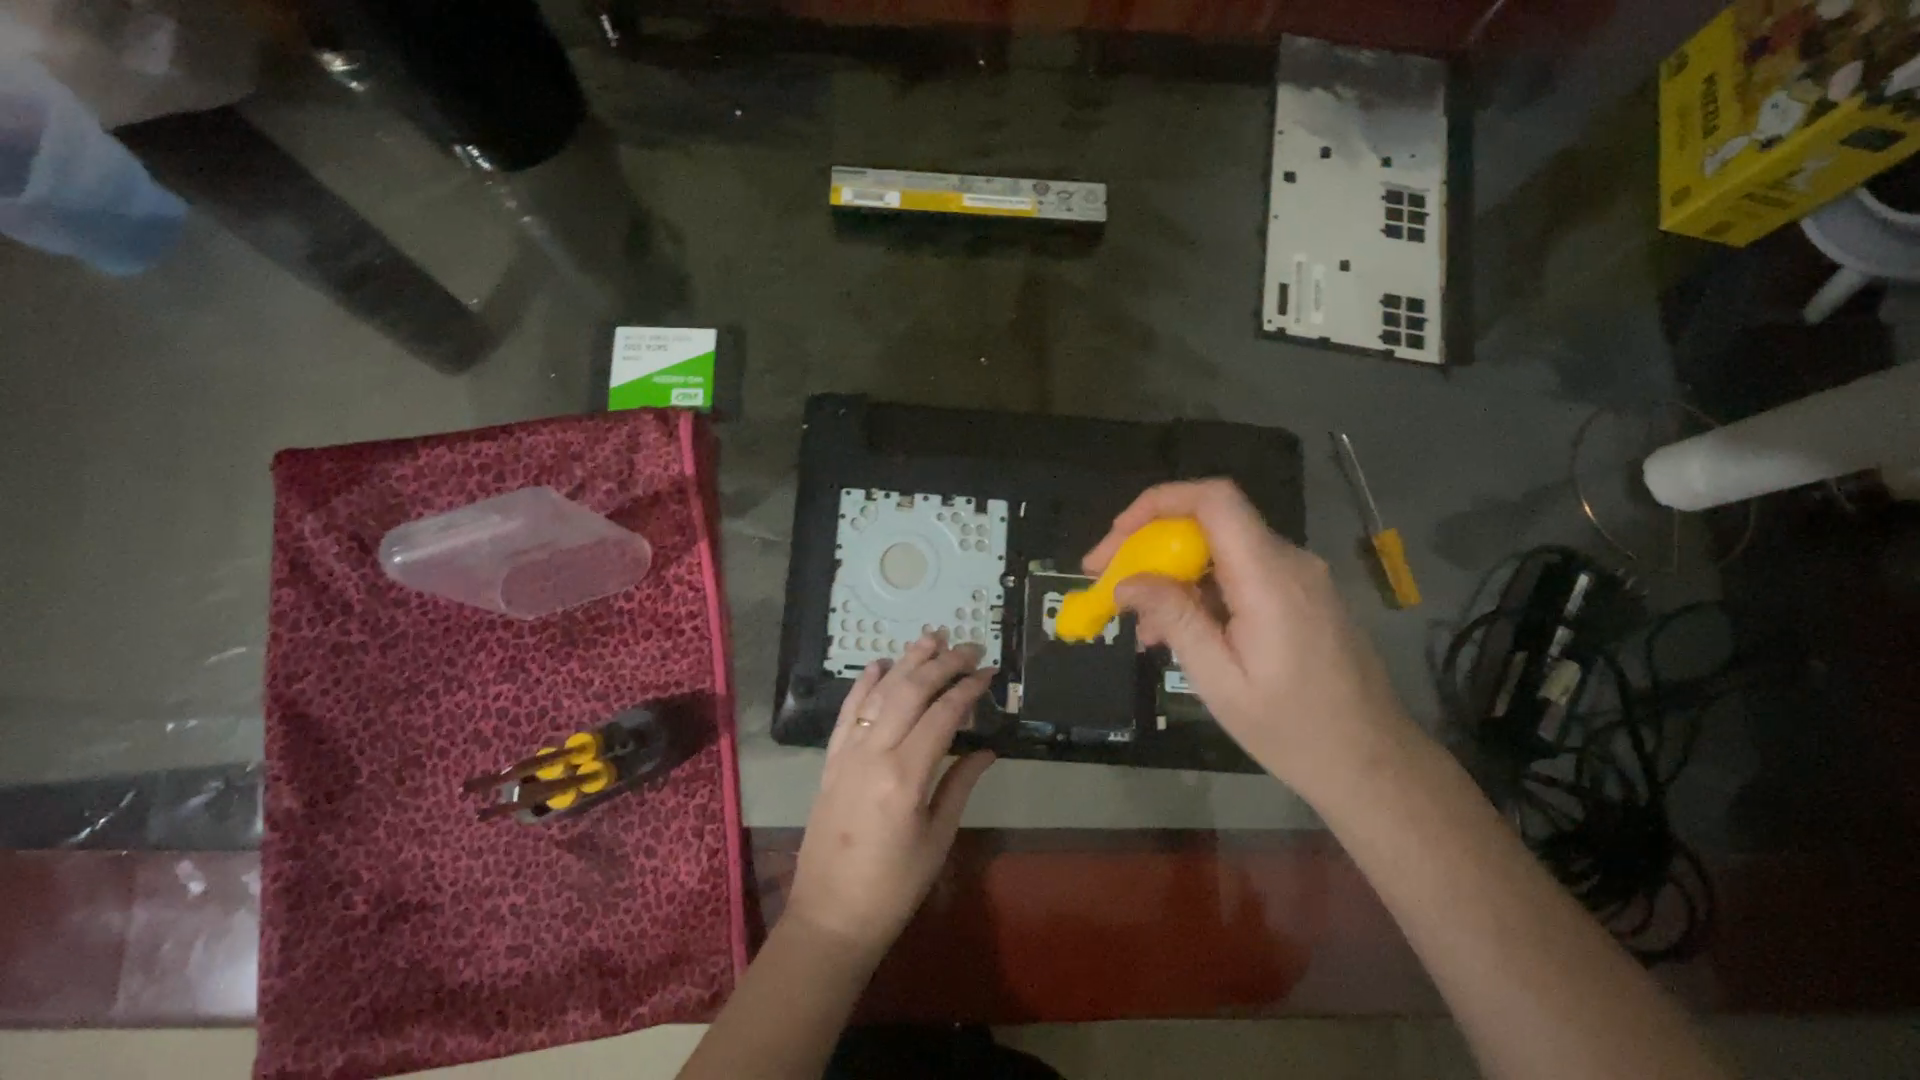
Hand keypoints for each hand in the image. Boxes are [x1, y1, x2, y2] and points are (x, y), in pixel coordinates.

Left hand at [785, 634, 996, 960]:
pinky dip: (862, 686)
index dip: (967, 688)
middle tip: (967, 646)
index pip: (942, 714)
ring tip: (929, 638)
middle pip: (910, 692)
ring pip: (878, 694)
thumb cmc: (894, 886)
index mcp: (906, 776)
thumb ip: (960, 785)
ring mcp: (846, 755)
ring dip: (905, 663)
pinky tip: (878, 666)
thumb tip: (986, 749)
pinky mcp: (829, 762)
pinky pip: (847, 713)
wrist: (831, 915)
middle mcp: (873, 754)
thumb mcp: (938, 838)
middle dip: (941, 664)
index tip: (988, 671)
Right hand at [1083, 479, 1419, 797]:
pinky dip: (1202, 590)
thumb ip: (1175, 620)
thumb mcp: (1221, 681)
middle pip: (1211, 522)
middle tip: (1105, 579)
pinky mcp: (1302, 597)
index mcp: (1270, 577)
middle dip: (1151, 543)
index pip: (1215, 501)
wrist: (1371, 762)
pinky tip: (1177, 631)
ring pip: (1222, 550)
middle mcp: (1289, 562)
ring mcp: (1301, 578)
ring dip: (1173, 573)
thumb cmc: (1293, 731)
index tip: (1116, 538)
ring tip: (1136, 623)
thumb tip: (1126, 582)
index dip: (1159, 502)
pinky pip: (1242, 574)